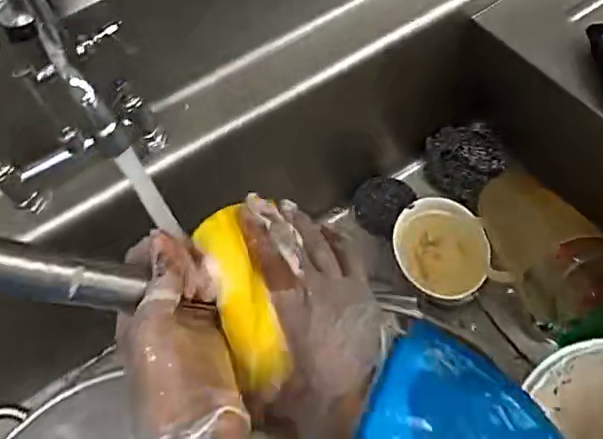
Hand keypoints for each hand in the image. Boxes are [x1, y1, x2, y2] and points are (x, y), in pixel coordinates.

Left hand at [117, 231, 251, 438]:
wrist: (204, 429)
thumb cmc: (169, 390)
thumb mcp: (153, 334)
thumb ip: (156, 288)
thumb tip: (160, 242)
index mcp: (137, 313)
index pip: (142, 263)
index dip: (159, 250)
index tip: (178, 251)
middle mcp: (162, 312)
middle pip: (175, 263)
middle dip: (191, 259)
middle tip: (200, 277)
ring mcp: (192, 319)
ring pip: (201, 274)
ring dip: (212, 271)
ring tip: (217, 285)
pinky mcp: (220, 327)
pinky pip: (224, 291)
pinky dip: (231, 282)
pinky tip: (236, 287)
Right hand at [240, 196, 396, 438]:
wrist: (371, 399)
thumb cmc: (323, 400)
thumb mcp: (277, 395)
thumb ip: (253, 376)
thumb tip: (230, 367)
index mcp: (295, 308)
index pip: (271, 262)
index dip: (257, 235)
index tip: (245, 214)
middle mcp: (319, 287)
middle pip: (294, 244)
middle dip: (274, 220)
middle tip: (259, 201)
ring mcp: (344, 284)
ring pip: (320, 242)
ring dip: (302, 222)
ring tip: (286, 206)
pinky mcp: (363, 287)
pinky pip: (348, 252)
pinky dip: (335, 236)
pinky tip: (326, 227)